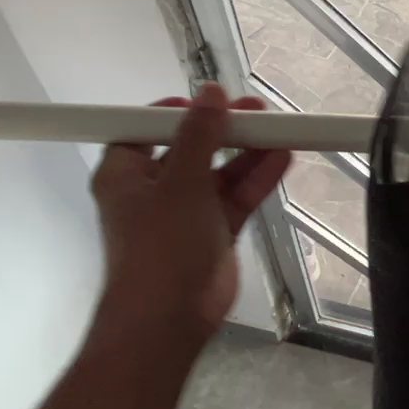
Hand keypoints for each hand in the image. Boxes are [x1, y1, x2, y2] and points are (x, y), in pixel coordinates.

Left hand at [87, 85, 290, 348]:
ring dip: (248, 152)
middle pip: (192, 148)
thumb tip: (210, 92)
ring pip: (221, 171)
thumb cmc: (162, 245)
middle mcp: (154, 190)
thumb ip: (200, 136)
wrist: (170, 316)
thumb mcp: (181, 182)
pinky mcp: (215, 230)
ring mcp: (187, 212)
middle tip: (257, 111)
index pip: (145, 131)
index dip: (176, 113)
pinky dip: (258, 178)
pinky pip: (238, 196)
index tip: (209, 100)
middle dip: (224, 130)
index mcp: (126, 174)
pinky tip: (283, 158)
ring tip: (280, 130)